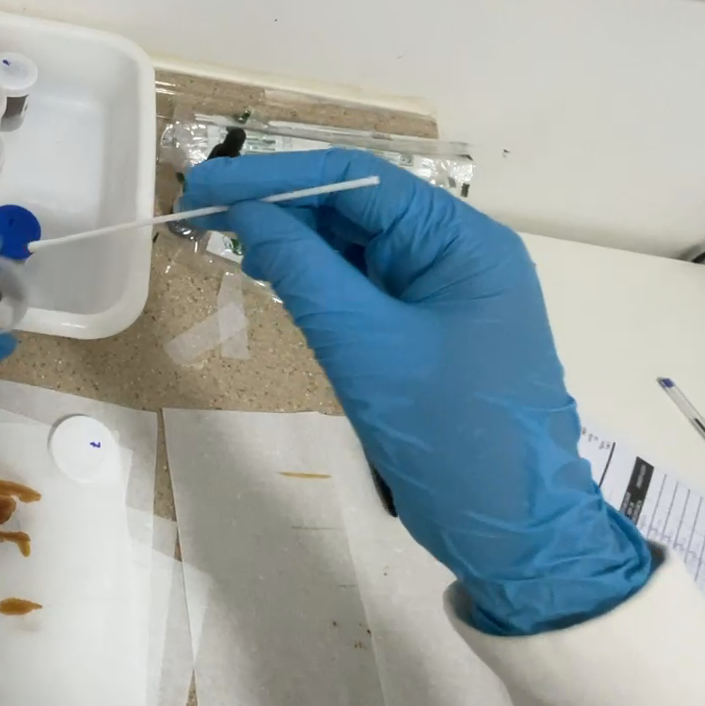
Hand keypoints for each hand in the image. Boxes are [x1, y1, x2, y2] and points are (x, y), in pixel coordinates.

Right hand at [179, 149, 652, 635]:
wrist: (506, 532)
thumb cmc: (445, 429)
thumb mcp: (361, 341)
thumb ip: (300, 267)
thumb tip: (243, 211)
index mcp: (457, 240)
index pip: (354, 180)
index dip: (272, 173)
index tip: (205, 179)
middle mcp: (447, 251)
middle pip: (347, 206)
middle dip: (273, 203)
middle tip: (198, 208)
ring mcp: (430, 288)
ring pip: (344, 243)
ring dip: (284, 237)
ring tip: (220, 235)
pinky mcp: (411, 323)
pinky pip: (349, 281)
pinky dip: (303, 273)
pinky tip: (265, 271)